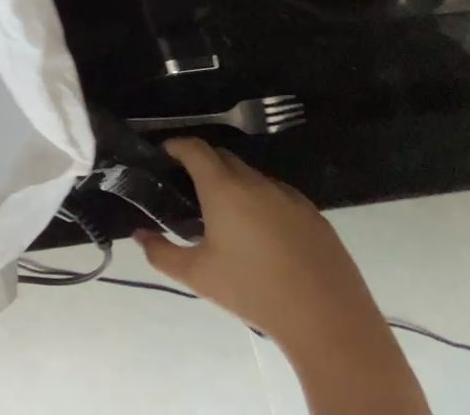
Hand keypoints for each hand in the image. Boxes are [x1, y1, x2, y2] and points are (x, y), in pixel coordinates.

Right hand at [133, 138, 386, 348]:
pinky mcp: (317, 218)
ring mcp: (292, 199)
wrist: (329, 323)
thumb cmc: (254, 292)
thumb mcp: (196, 275)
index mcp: (224, 189)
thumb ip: (160, 252)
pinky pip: (280, 196)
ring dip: (234, 183)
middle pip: (224, 158)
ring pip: (254, 177)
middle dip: (202, 163)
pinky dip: (263, 202)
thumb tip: (139, 236)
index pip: (195, 148)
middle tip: (188, 188)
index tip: (163, 156)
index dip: (176, 146)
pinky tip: (263, 235)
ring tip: (226, 215)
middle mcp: (258, 184)